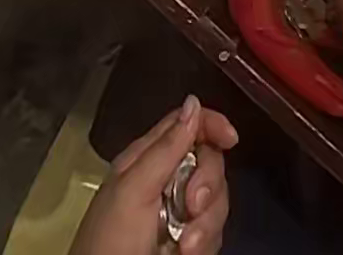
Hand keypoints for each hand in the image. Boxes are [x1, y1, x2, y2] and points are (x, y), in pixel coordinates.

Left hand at [70, 95, 238, 254]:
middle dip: (209, 183)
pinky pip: (215, 229)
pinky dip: (207, 242)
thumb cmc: (111, 245)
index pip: (187, 123)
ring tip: (185, 248)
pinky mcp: (190, 242)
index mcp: (146, 160)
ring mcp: (179, 214)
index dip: (212, 124)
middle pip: (209, 159)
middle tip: (193, 207)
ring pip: (217, 197)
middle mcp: (166, 181)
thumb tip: (194, 101)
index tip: (231, 139)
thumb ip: (165, 148)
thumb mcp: (132, 193)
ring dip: (207, 222)